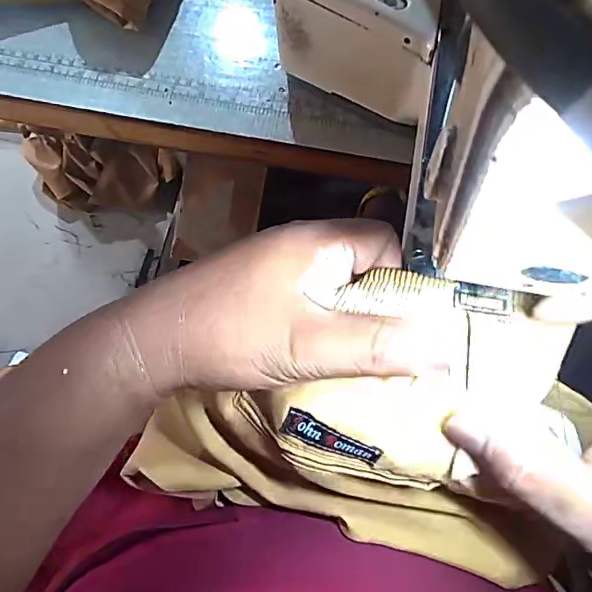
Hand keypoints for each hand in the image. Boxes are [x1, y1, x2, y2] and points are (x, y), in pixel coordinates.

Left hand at [110, 219, 454, 394]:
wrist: (151, 341)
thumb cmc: (234, 336)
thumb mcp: (311, 346)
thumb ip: (375, 346)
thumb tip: (441, 351)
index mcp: (318, 241)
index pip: (385, 241)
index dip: (399, 280)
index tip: (393, 323)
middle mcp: (299, 240)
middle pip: (361, 261)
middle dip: (372, 303)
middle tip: (371, 345)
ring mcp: (273, 260)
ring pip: (333, 280)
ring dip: (344, 313)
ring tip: (340, 351)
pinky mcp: (255, 281)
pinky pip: (307, 291)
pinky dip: (317, 317)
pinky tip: (305, 346)